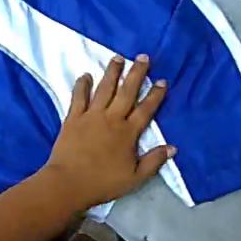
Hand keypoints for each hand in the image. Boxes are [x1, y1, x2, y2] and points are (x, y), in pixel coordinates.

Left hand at [35, 55, 174, 211]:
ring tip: (118, 57)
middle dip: (136, 73)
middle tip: (143, 57)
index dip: (155, 95)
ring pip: (104, 89)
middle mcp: (111, 119)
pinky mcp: (72, 118)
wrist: (68, 182)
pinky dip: (82, 85)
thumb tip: (172, 147)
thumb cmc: (103, 182)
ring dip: (112, 72)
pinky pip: (78, 97)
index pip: (145, 110)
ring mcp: (91, 116)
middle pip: (126, 92)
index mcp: (128, 133)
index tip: (162, 80)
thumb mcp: (135, 177)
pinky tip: (85, 75)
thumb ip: (154, 161)